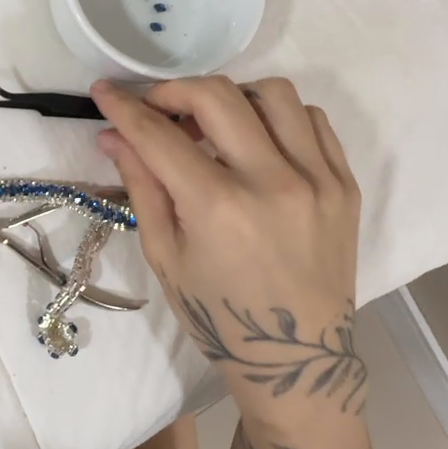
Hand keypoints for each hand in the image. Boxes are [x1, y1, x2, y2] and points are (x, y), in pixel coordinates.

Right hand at [89, 77, 359, 338]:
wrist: (297, 358)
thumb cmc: (217, 314)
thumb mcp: (164, 255)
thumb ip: (141, 186)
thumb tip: (113, 136)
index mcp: (218, 207)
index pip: (160, 135)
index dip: (124, 107)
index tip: (103, 90)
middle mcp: (273, 181)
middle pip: (218, 97)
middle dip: (174, 91)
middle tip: (156, 110)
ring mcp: (318, 179)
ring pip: (274, 94)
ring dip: (231, 97)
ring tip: (211, 124)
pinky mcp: (344, 184)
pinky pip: (312, 120)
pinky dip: (275, 116)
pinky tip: (254, 140)